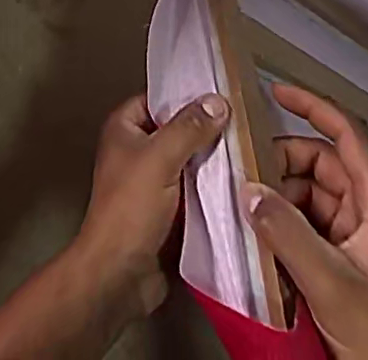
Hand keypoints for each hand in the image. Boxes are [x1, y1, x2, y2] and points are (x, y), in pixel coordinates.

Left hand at [71, 93, 229, 315]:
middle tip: (241, 122)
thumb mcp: (160, 158)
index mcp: (124, 128)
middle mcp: (136, 150)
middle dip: (206, 129)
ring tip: (246, 149)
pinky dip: (213, 187)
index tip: (220, 93)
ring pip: (189, 160)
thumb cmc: (129, 210)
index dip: (185, 95)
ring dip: (213, 160)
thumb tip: (216, 101)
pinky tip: (239, 183)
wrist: (121, 274)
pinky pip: (194, 188)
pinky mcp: (168, 209)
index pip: (158, 98)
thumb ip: (188, 128)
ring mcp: (152, 181)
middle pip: (177, 129)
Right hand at [246, 83, 367, 359]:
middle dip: (284, 162)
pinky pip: (314, 226)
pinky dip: (289, 224)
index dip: (313, 106)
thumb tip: (248, 190)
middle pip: (324, 164)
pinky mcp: (354, 265)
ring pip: (315, 196)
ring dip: (283, 196)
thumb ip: (288, 234)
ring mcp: (364, 240)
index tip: (275, 92)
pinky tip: (266, 237)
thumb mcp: (335, 287)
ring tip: (251, 210)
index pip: (348, 136)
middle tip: (248, 175)